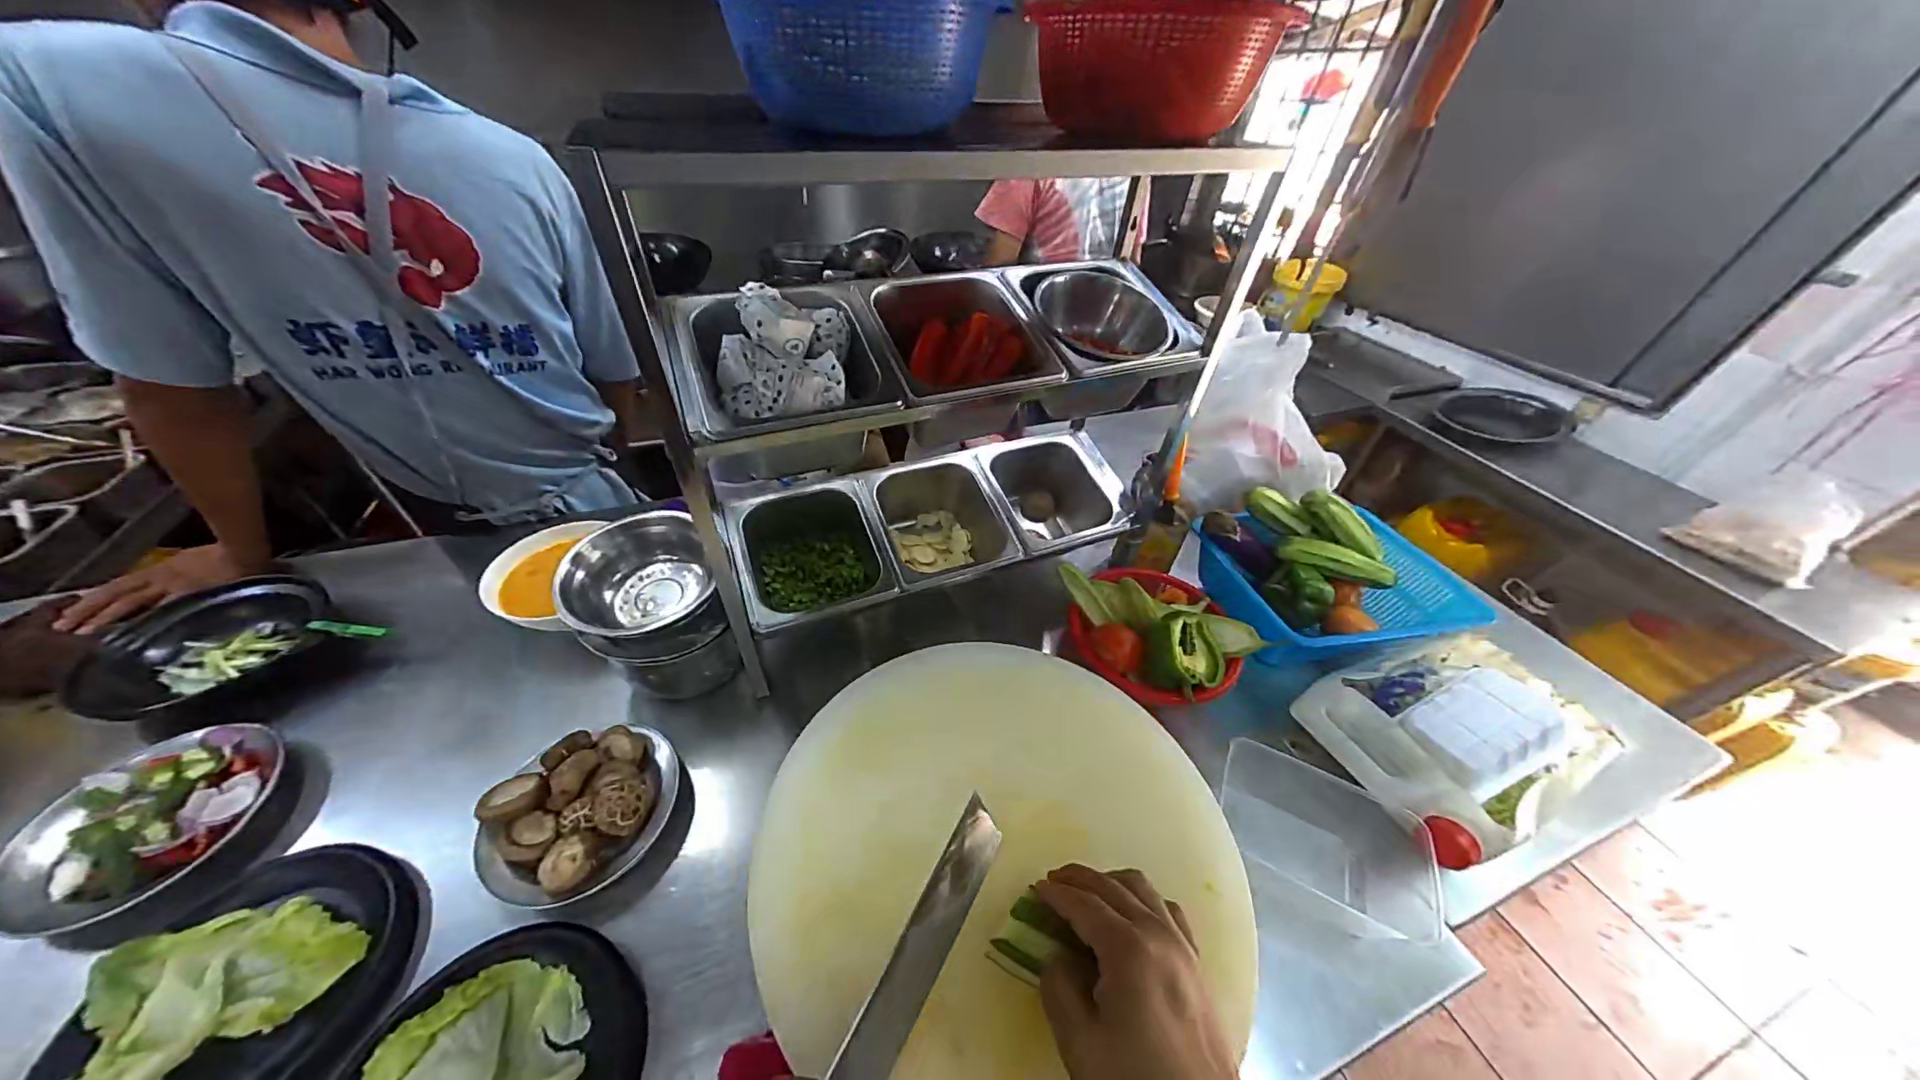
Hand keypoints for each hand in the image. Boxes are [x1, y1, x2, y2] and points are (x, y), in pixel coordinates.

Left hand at [54, 544, 263, 633]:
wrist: (246, 551)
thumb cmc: (228, 555)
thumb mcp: (197, 561)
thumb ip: (182, 575)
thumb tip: (173, 590)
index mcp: (160, 570)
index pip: (119, 585)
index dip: (94, 598)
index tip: (69, 612)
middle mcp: (158, 578)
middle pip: (115, 594)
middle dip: (87, 610)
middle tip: (60, 627)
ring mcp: (172, 587)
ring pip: (129, 603)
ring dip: (102, 617)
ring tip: (80, 633)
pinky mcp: (187, 595)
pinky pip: (159, 609)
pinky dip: (141, 621)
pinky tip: (126, 632)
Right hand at [1035, 865, 1237, 1079]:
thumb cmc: (1134, 1079)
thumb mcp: (1080, 1042)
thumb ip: (1059, 988)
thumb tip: (1056, 956)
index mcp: (1128, 948)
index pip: (1084, 905)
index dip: (1056, 894)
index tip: (1035, 889)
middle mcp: (1158, 933)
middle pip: (1112, 887)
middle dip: (1078, 879)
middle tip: (1052, 882)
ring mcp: (1183, 945)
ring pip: (1143, 889)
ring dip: (1110, 883)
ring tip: (1087, 893)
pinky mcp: (1197, 962)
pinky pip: (1167, 909)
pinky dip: (1142, 898)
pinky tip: (1131, 914)